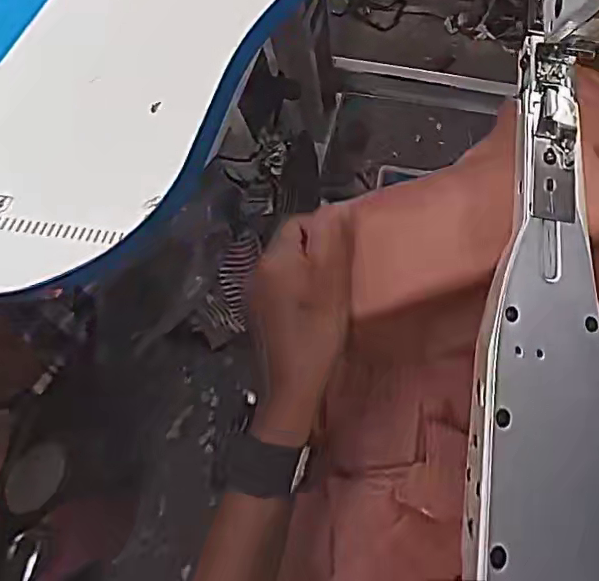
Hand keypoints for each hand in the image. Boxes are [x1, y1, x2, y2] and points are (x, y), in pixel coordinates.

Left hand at [249, 206, 352, 445]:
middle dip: (318, 250)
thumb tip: (335, 208)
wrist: (292, 389)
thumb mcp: (333, 282)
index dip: (324, 230)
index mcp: (274, 259)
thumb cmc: (317, 333)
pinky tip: (314, 308)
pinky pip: (282, 284)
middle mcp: (257, 272)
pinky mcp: (260, 313)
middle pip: (293, 243)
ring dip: (310, 270)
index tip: (343, 251)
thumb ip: (333, 241)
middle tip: (341, 271)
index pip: (299, 222)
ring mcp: (255, 294)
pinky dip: (300, 288)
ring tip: (331, 289)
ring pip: (289, 264)